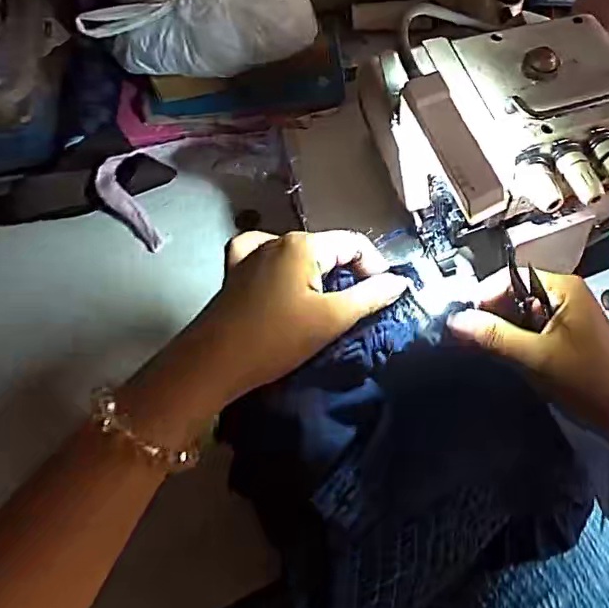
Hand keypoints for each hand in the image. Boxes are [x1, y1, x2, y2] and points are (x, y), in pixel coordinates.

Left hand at [125, 230, 409, 444]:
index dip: (375, 268)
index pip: (355, 244)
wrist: (207, 368)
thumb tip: (400, 282)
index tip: (381, 297)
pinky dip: (282, 263)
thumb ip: (371, 296)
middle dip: (349, 272)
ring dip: (320, 272)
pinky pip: (266, 255)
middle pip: (329, 247)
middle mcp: (277, 239)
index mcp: (303, 244)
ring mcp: (251, 253)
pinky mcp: (234, 272)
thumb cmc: (274, 340)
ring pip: (301, 253)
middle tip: (357, 306)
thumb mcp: (332, 319)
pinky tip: (284, 277)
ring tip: (326, 300)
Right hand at [447, 268, 608, 436]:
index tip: (462, 324)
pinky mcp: (571, 333)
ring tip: (490, 353)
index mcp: (563, 286)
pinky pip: (536, 327)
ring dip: (506, 331)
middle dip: (494, 316)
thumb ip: (494, 337)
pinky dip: (521, 341)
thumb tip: (455, 321)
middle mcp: (567, 292)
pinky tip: (514, 359)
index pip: (511, 278)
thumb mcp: (534, 358)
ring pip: (524, 312)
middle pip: (516, 293)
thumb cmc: (585, 381)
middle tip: (471, 342)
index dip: (484, 298)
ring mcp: (570, 313)